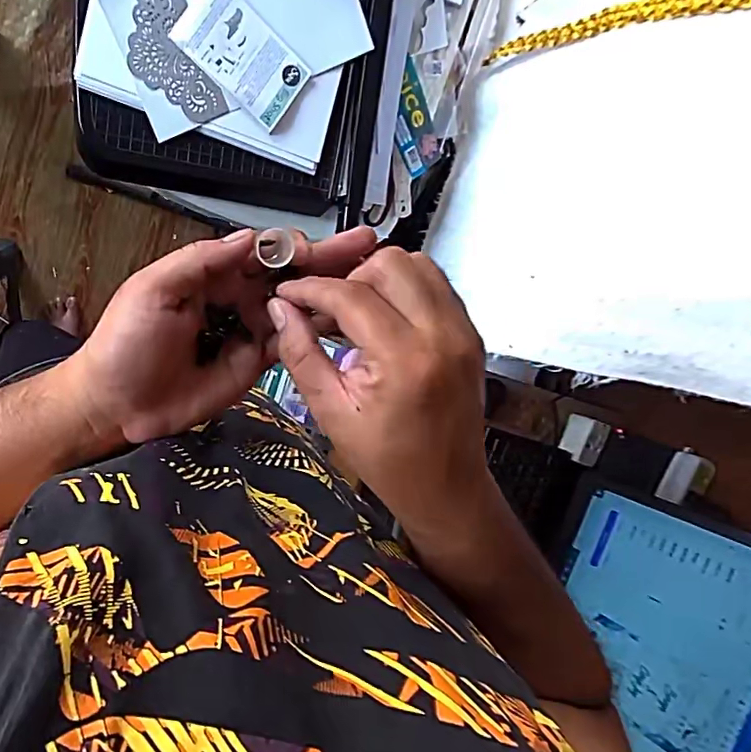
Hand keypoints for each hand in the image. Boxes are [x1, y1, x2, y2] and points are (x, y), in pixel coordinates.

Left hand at [56, 227, 377, 445]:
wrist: (116, 406)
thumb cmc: (124, 344)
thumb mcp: (154, 289)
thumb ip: (199, 261)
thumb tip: (247, 238)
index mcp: (207, 275)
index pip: (259, 253)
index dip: (293, 246)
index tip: (323, 245)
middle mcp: (231, 299)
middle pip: (284, 275)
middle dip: (324, 261)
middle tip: (365, 248)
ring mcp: (243, 332)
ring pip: (292, 306)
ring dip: (326, 292)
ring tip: (366, 280)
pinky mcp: (250, 366)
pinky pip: (285, 343)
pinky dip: (311, 330)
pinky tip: (339, 318)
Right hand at [266, 248, 489, 533]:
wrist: (446, 487)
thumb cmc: (389, 460)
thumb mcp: (330, 410)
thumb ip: (300, 353)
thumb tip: (280, 310)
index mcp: (405, 360)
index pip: (351, 295)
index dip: (311, 289)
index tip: (288, 293)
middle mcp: (443, 335)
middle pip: (389, 263)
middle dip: (347, 277)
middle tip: (324, 306)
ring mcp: (463, 331)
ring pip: (416, 264)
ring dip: (376, 278)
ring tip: (352, 310)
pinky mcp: (470, 332)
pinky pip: (434, 284)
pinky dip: (402, 289)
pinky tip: (380, 317)